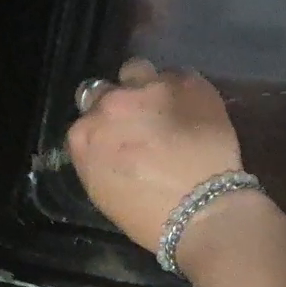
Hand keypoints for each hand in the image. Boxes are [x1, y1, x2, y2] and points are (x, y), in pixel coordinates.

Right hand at [67, 59, 243, 252]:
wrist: (201, 210)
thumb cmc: (147, 216)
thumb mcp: (103, 193)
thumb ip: (96, 157)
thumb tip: (108, 143)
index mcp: (84, 135)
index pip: (84, 120)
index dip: (101, 130)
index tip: (114, 142)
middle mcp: (110, 103)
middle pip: (104, 90)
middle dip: (117, 105)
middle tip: (136, 124)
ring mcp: (149, 87)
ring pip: (136, 70)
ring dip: (143, 85)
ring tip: (161, 106)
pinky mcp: (187, 81)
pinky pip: (176, 75)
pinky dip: (180, 90)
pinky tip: (190, 110)